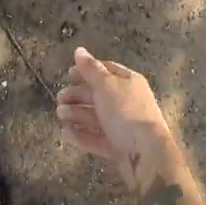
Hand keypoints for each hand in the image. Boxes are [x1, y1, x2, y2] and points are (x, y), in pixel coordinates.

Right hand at [56, 46, 176, 188]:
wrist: (146, 154)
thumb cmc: (126, 111)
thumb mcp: (106, 85)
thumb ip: (90, 69)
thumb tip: (78, 50)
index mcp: (129, 82)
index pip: (106, 71)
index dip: (87, 71)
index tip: (68, 75)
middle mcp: (127, 102)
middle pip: (99, 95)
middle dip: (78, 95)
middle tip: (60, 98)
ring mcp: (123, 126)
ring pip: (96, 117)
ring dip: (76, 114)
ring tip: (60, 114)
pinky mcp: (118, 147)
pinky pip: (97, 138)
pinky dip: (81, 135)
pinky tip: (66, 133)